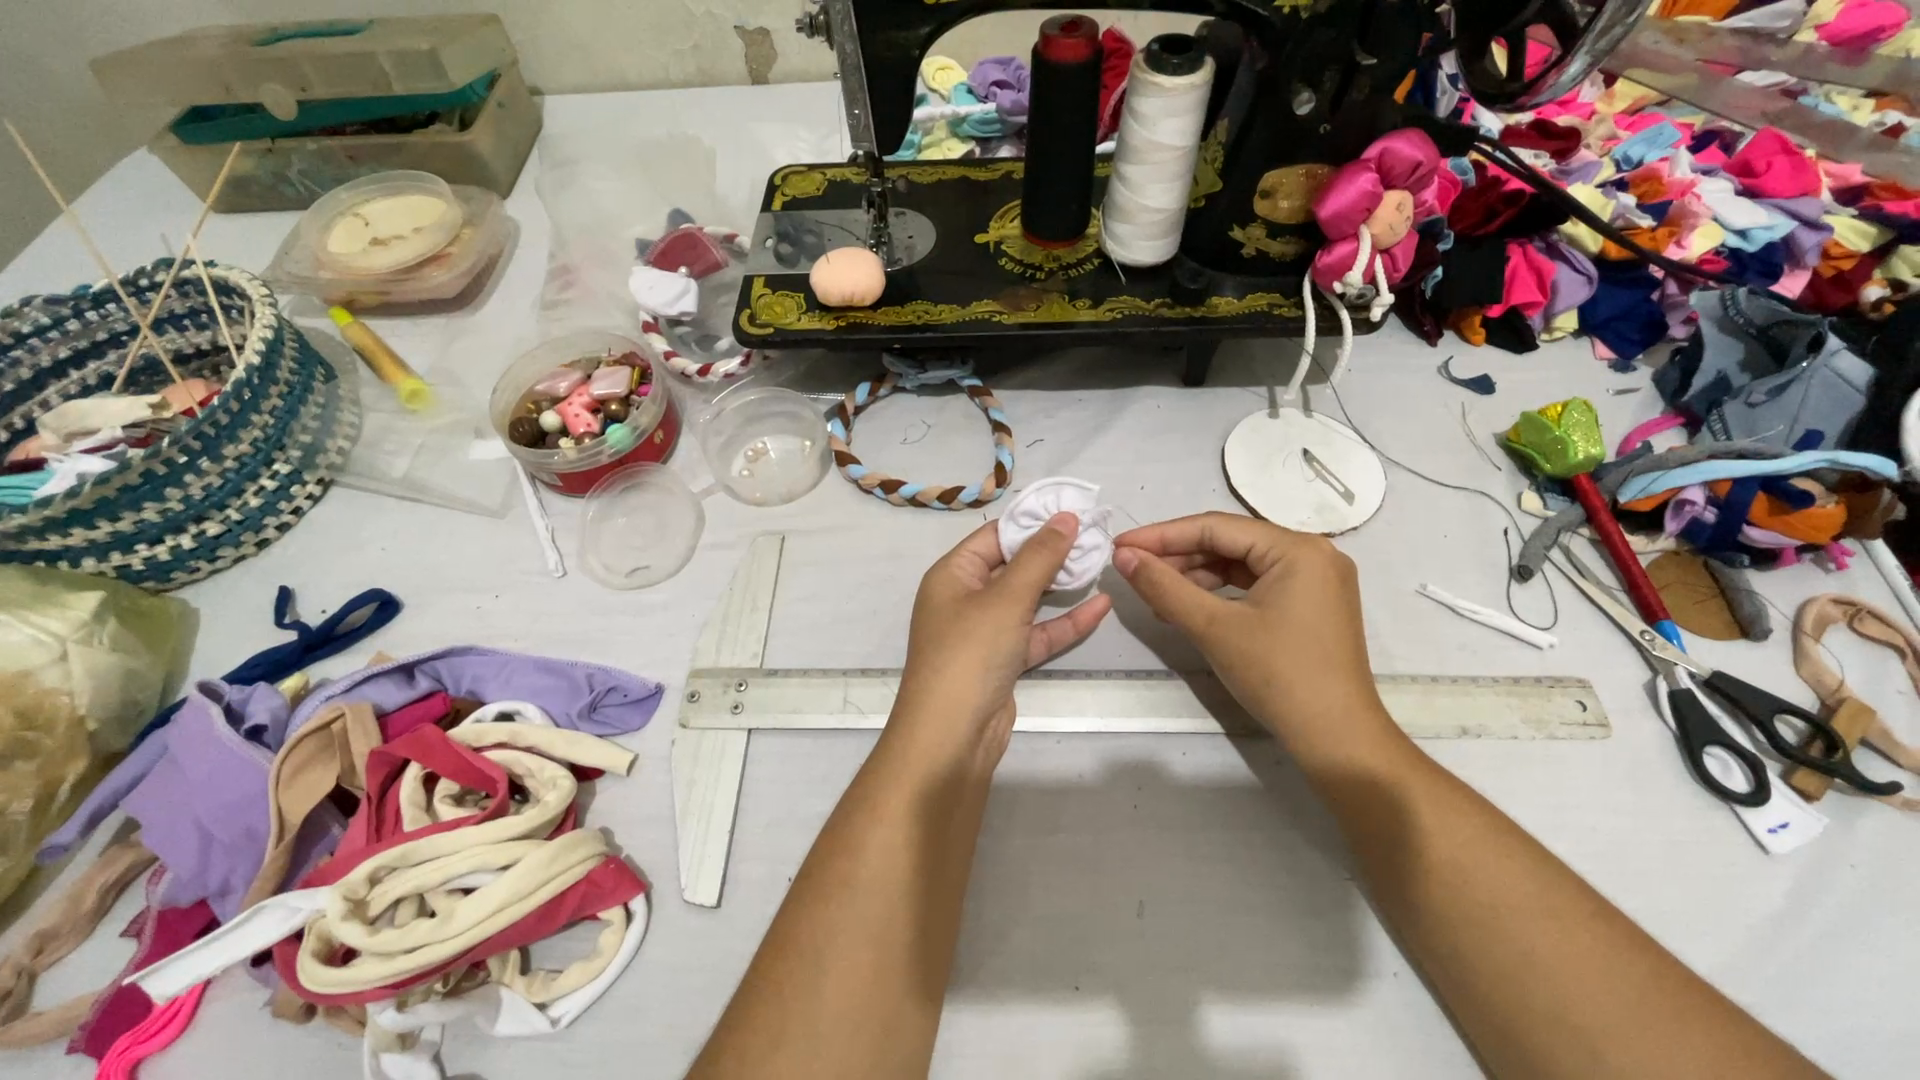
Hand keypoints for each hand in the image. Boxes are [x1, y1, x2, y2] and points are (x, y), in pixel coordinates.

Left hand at [891, 513, 1112, 777]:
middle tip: (1097, 535)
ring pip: (1027, 601)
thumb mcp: (1007, 599)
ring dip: (1061, 586)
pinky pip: (1036, 633)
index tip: (1074, 510)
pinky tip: (1100, 607)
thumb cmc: (971, 653)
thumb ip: (1040, 557)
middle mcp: (964, 598)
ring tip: (1102, 564)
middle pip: (1012, 566)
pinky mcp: (1002, 661)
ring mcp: (984, 632)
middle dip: (1052, 552)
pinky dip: (1064, 623)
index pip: (995, 535)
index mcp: (952, 574)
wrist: (952, 735)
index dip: (1032, 522)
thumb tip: (1065, 518)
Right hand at [1111, 513, 1396, 758]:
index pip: (1216, 527)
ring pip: (1242, 563)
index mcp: (1297, 548)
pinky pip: (1258, 584)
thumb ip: (1164, 586)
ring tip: (1156, 596)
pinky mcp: (1313, 604)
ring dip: (1196, 576)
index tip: (1119, 546)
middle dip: (1179, 557)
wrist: (1337, 737)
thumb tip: (1123, 556)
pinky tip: (1189, 607)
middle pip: (1230, 542)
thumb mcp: (1213, 627)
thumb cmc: (1278, 676)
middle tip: (1134, 571)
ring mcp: (1317, 579)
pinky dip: (1221, 592)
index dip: (1162, 535)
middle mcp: (1313, 552)